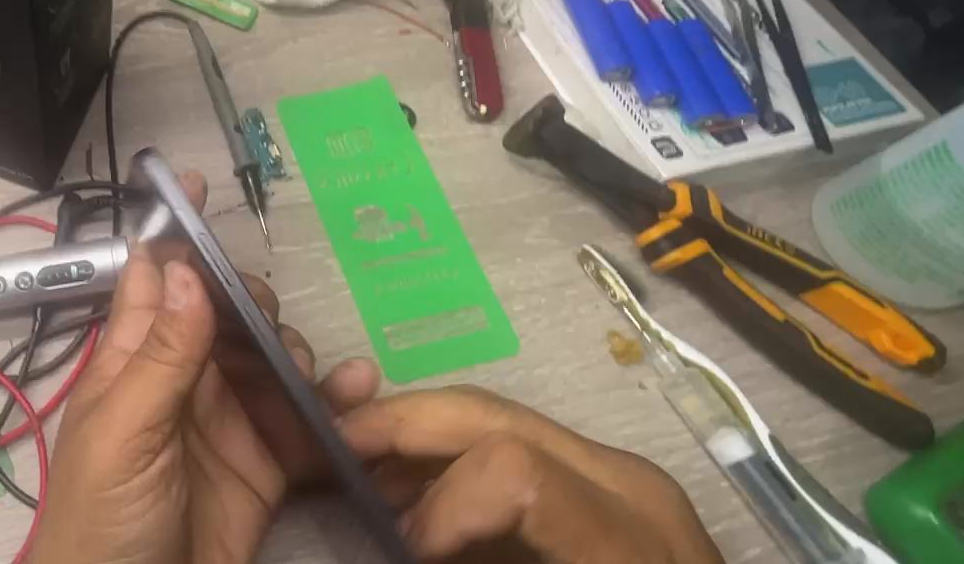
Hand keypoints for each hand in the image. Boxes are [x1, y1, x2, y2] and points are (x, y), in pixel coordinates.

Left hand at [27, 171, 380, 563]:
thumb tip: (185, 270)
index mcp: (136, 357)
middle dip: (251, 298)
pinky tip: (360, 395)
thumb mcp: (124, 432)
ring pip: (270, 359)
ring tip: (312, 372)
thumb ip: (161, 355)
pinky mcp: (265, 464)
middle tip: (264, 317)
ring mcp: (227, 417)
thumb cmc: (104, 517)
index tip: (193, 182)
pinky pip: (304, 423)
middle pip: (225, 310)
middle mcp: (184, 376)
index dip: (171, 229)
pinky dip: (334, 407)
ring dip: (297, 351)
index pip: (151, 274)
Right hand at [337, 385, 723, 563]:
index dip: (441, 503)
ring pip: (487, 417)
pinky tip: (409, 485)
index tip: (401, 548)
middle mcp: (622, 480)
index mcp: (628, 537)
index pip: (514, 470)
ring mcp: (612, 471)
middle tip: (335, 452)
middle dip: (400, 427)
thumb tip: (392, 543)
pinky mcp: (599, 479)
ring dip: (414, 436)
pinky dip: (445, 454)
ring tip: (359, 470)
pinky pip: (504, 441)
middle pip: (486, 416)